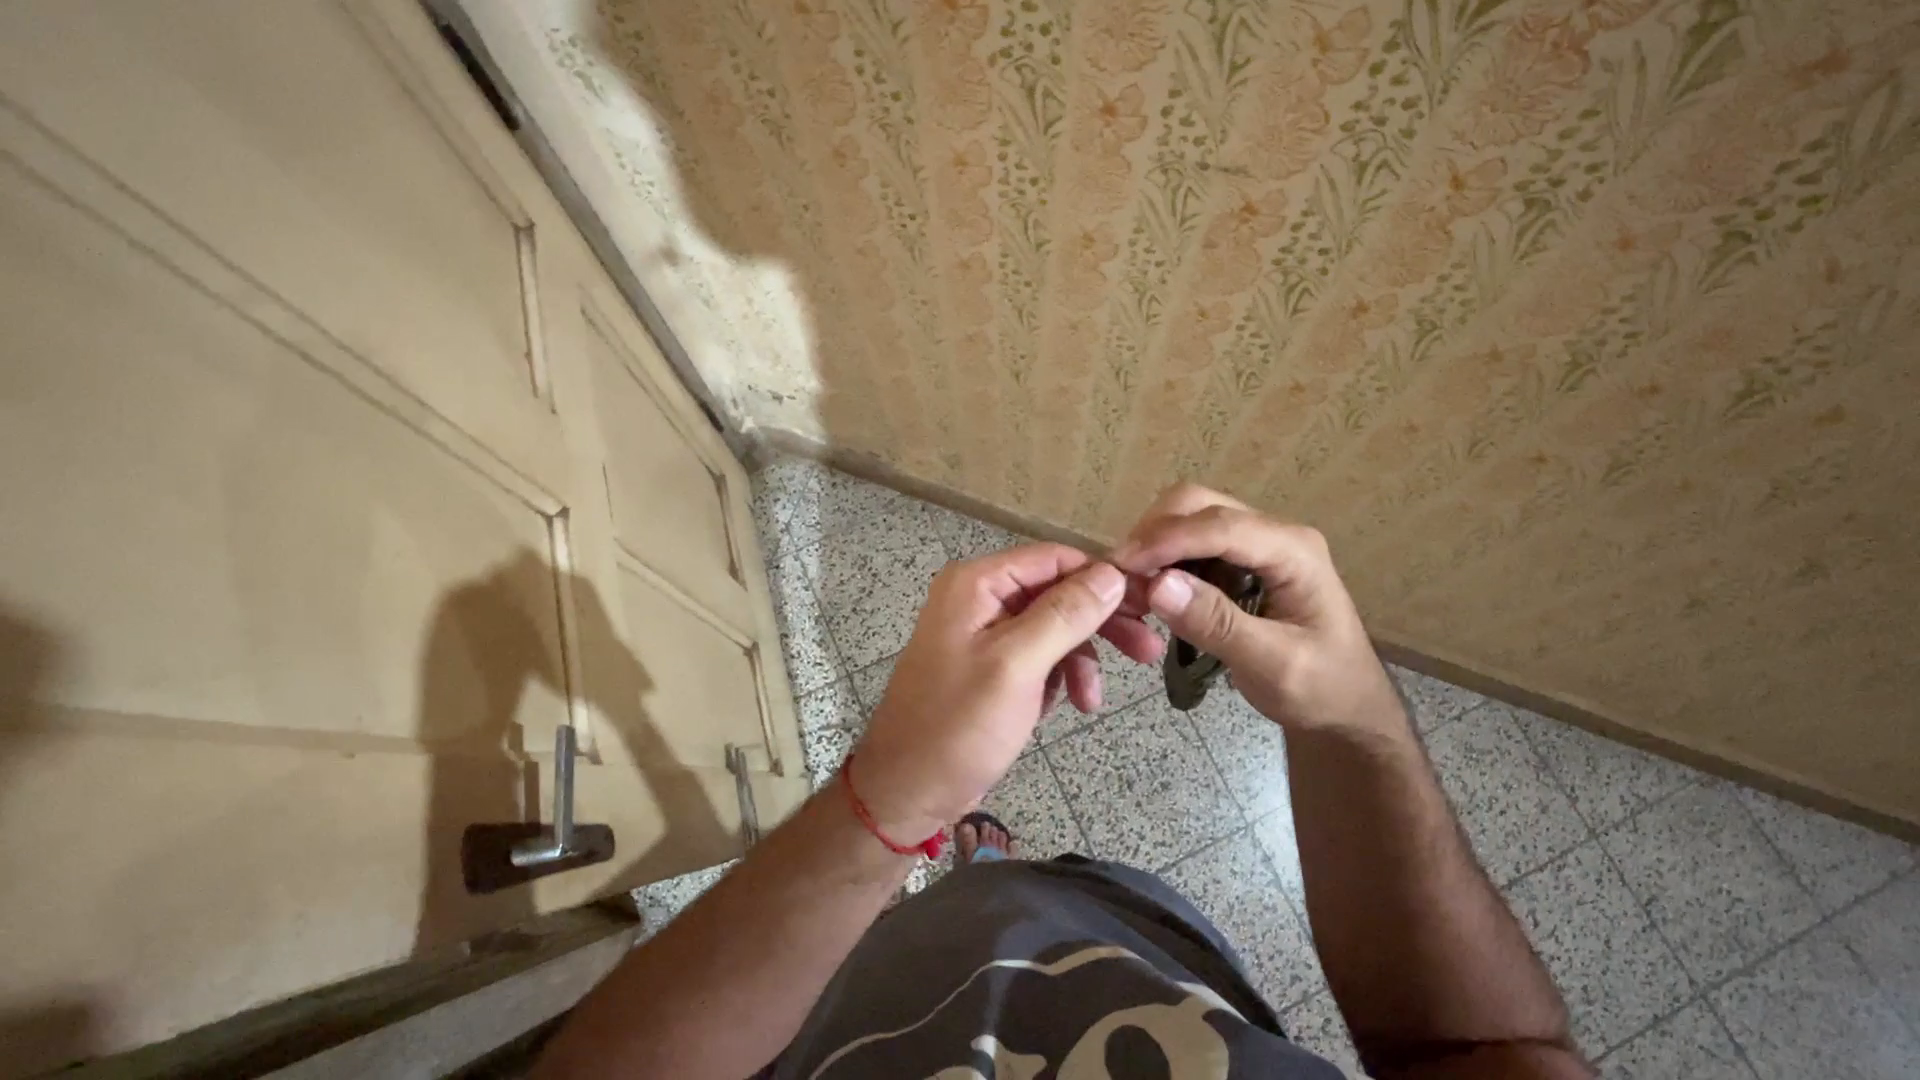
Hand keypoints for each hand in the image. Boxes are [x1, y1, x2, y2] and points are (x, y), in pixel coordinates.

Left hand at [851, 544, 1159, 843]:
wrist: (907, 790)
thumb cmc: (957, 726)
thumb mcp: (1017, 666)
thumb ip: (1065, 615)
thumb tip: (1113, 572)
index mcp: (976, 584)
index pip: (1055, 559)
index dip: (1103, 579)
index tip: (1150, 606)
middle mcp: (978, 599)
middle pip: (1056, 594)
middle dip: (1099, 625)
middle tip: (1148, 651)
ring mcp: (981, 635)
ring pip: (1052, 631)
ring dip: (1078, 662)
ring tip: (1091, 702)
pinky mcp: (988, 669)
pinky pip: (1036, 659)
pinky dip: (1056, 681)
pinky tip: (1062, 707)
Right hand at [1110, 483, 1403, 736]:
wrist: (1345, 710)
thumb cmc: (1320, 690)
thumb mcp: (1272, 665)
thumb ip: (1217, 623)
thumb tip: (1157, 584)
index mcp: (1294, 551)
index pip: (1219, 526)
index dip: (1165, 541)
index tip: (1120, 568)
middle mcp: (1275, 534)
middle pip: (1199, 505)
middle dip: (1153, 533)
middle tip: (1119, 576)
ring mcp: (1257, 544)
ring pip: (1190, 517)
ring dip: (1154, 543)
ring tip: (1131, 586)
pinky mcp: (1240, 560)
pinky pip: (1191, 542)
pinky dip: (1163, 557)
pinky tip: (1150, 590)